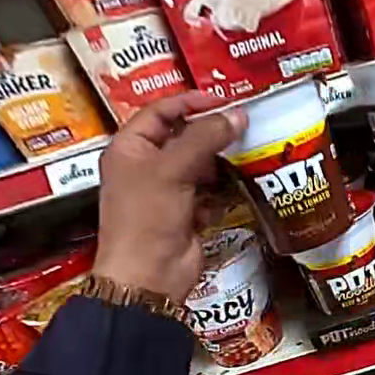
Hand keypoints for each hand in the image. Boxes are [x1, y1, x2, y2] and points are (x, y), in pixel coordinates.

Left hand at [92, 91, 244, 299]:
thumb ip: (205, 137)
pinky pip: (210, 191)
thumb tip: (238, 115)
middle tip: (242, 124)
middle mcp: (146, 167)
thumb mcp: (173, 169)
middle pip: (183, 136)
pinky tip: (234, 190)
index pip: (160, 112)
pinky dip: (221, 190)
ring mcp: (168, 191)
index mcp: (129, 149)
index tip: (222, 99)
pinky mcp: (188, 213)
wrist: (150, 275)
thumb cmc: (148, 218)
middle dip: (211, 132)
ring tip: (245, 154)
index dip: (189, 102)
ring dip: (220, 162)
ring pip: (200, 165)